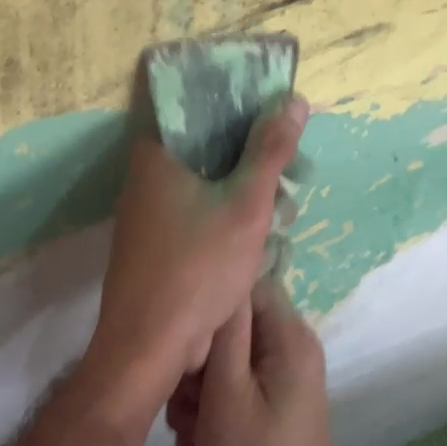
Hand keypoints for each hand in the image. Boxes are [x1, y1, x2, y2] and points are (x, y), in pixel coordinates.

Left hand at [85, 94, 308, 403]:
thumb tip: (293, 99)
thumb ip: (271, 150)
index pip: (197, 103)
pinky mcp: (162, 239)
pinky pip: (202, 210)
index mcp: (157, 151)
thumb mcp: (246, 205)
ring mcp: (152, 209)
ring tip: (289, 210)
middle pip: (209, 144)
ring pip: (209, 181)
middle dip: (256, 155)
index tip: (279, 111)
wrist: (148, 346)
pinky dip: (233, 214)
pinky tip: (267, 233)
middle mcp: (148, 173)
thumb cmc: (196, 267)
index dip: (241, 102)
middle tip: (298, 170)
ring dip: (250, 189)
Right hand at [167, 280, 343, 445]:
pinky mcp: (269, 411)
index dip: (211, 306)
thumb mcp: (228, 393)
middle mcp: (290, 352)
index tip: (188, 340)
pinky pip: (229, 394)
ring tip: (196, 435)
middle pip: (229, 330)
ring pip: (221, 365)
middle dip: (198, 366)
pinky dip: (211, 419)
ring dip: (197, 400)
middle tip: (188, 404)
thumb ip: (225, 331)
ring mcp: (281, 384)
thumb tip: (223, 271)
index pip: (245, 286)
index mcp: (291, 338)